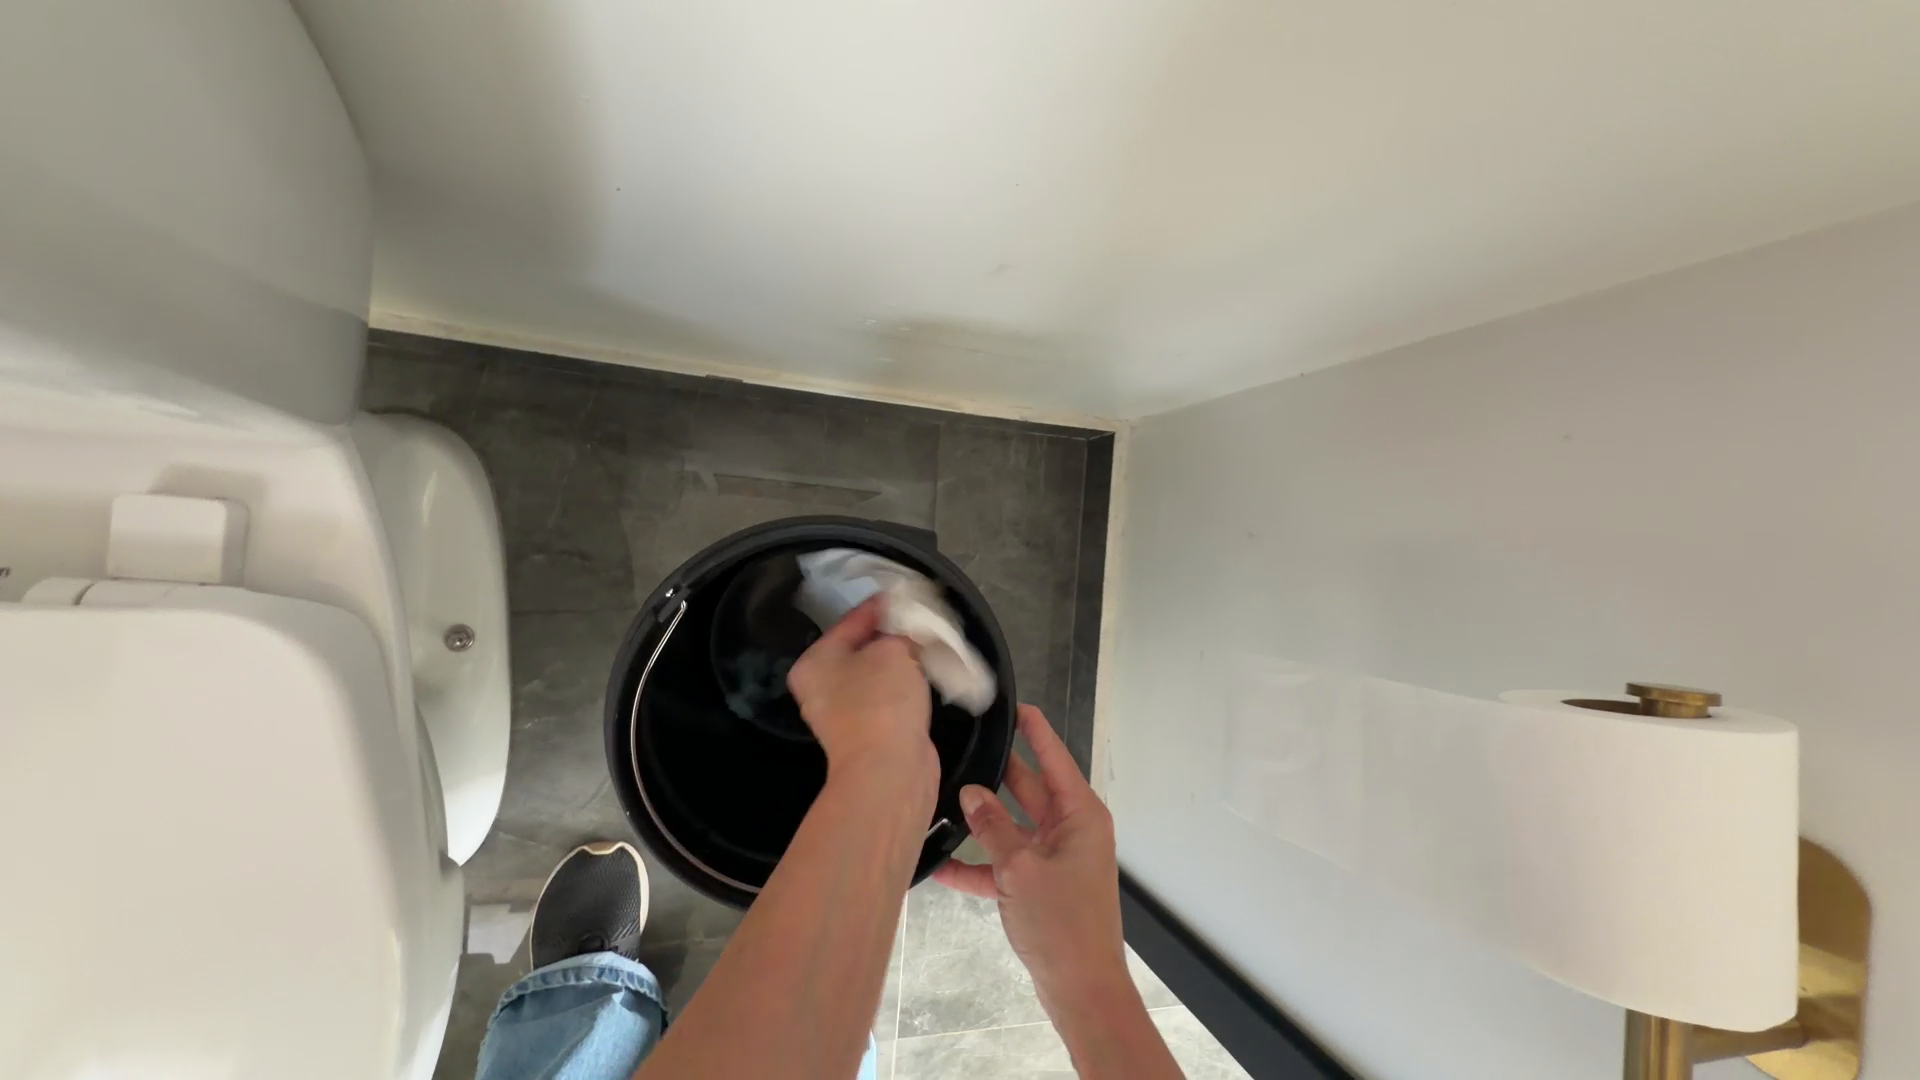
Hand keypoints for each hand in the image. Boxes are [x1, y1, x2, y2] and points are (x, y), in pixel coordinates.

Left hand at [787, 597, 936, 790]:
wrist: (889, 770)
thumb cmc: (882, 701)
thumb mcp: (893, 650)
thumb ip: (900, 632)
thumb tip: (906, 629)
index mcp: (814, 662)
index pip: (850, 620)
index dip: (881, 606)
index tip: (905, 593)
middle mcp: (822, 687)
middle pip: (862, 648)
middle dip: (894, 634)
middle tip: (921, 618)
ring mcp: (844, 713)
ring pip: (877, 674)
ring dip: (903, 660)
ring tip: (929, 642)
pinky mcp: (869, 732)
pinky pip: (888, 697)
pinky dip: (907, 685)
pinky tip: (928, 673)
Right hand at [933, 705, 1128, 1013]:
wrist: (1081, 991)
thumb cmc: (1062, 922)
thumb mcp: (1021, 869)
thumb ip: (993, 827)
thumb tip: (971, 793)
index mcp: (1079, 814)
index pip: (1054, 757)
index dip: (1035, 729)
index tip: (1014, 704)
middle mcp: (1070, 828)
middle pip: (1029, 788)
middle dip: (997, 772)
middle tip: (965, 745)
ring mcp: (1055, 857)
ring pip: (1013, 825)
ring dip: (982, 820)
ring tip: (943, 796)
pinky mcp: (1040, 884)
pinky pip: (1007, 863)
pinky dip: (980, 864)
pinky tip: (941, 865)